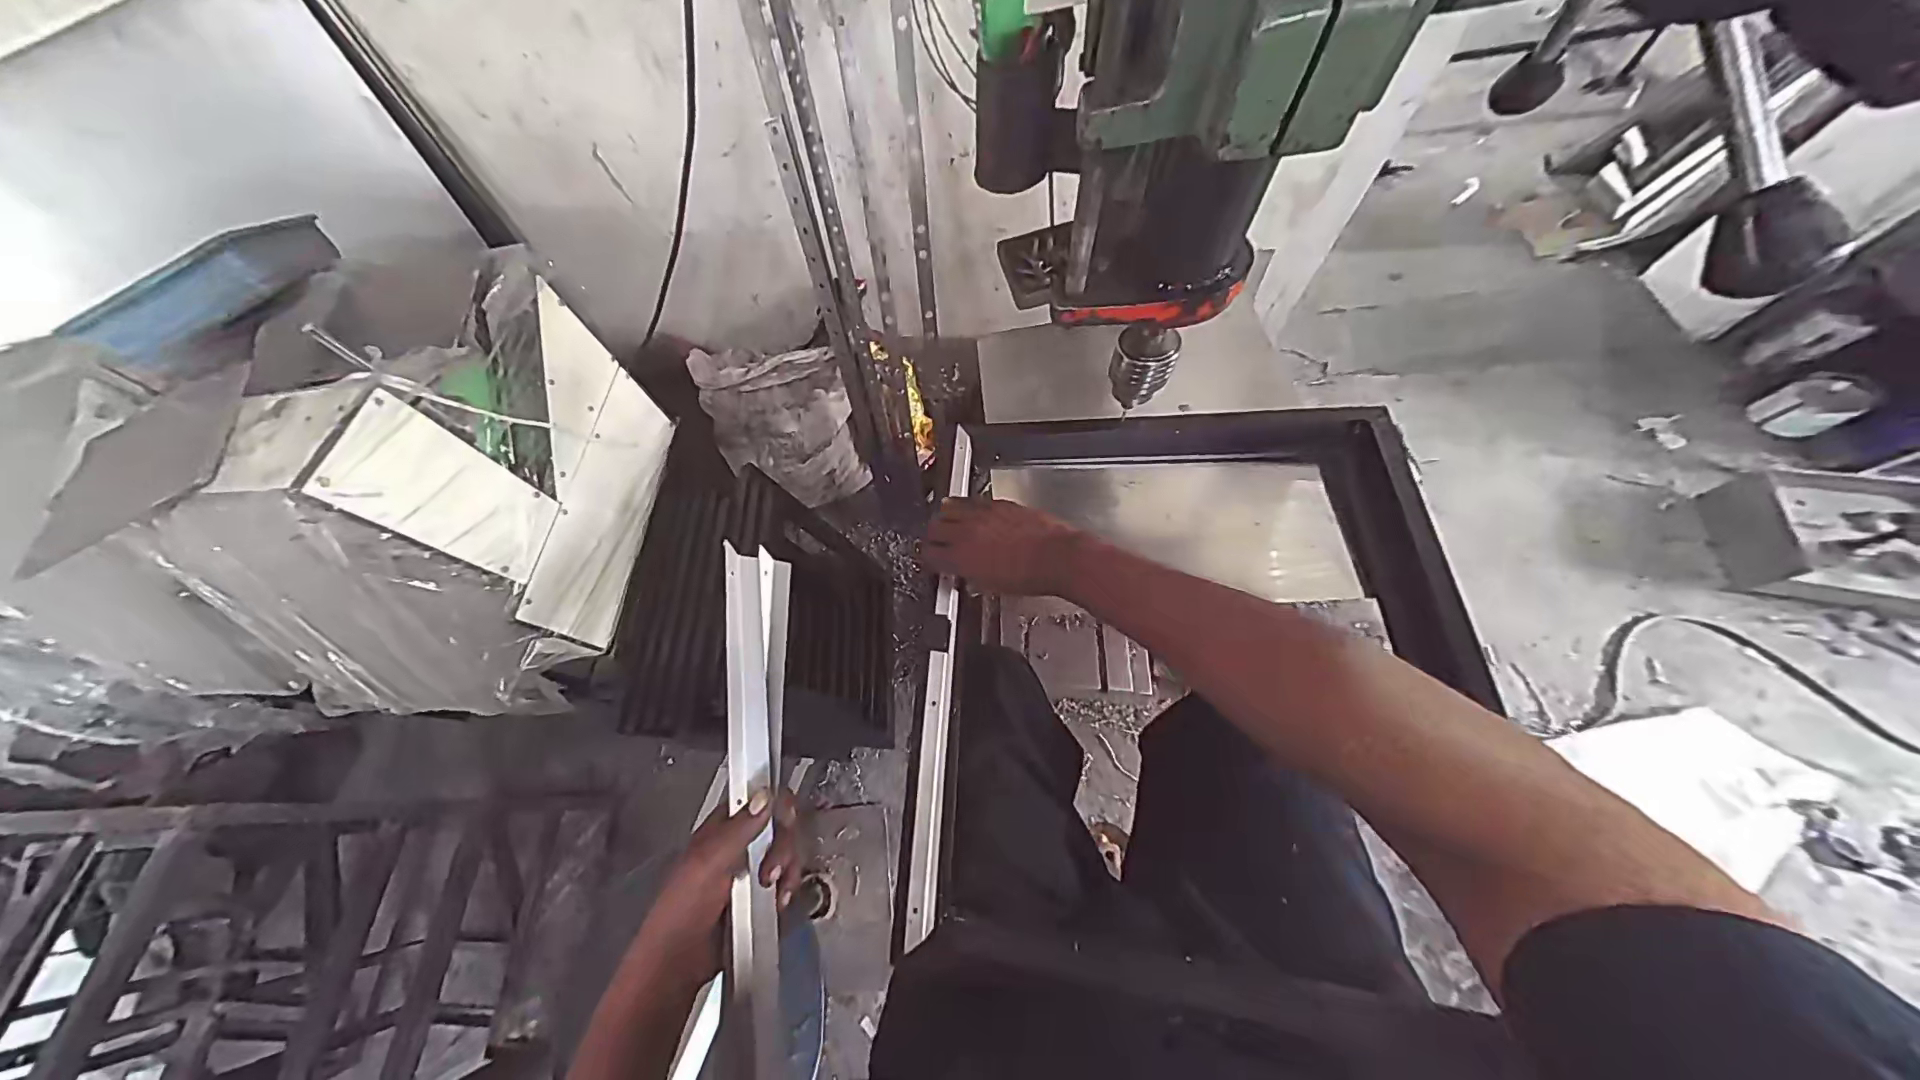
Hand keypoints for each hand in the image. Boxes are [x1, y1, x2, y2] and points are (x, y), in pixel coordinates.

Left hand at [632, 791, 803, 982]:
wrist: (677, 965)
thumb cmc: (683, 910)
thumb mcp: (707, 864)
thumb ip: (738, 829)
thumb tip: (765, 795)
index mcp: (721, 829)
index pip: (756, 799)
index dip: (775, 803)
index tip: (785, 820)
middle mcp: (739, 844)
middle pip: (779, 826)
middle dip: (783, 847)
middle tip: (771, 871)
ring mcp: (751, 870)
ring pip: (787, 852)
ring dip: (788, 869)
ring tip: (773, 891)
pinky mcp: (761, 895)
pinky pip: (787, 879)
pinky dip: (788, 887)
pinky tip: (778, 902)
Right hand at [924, 497, 1088, 597]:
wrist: (1058, 557)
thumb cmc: (1031, 575)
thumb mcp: (992, 585)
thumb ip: (971, 573)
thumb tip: (966, 570)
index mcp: (962, 557)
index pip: (930, 554)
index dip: (927, 557)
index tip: (930, 558)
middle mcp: (967, 532)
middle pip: (934, 527)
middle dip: (932, 535)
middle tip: (935, 540)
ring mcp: (982, 514)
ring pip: (949, 507)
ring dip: (945, 516)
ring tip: (947, 521)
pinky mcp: (999, 503)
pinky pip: (973, 501)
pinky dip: (968, 507)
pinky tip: (972, 512)